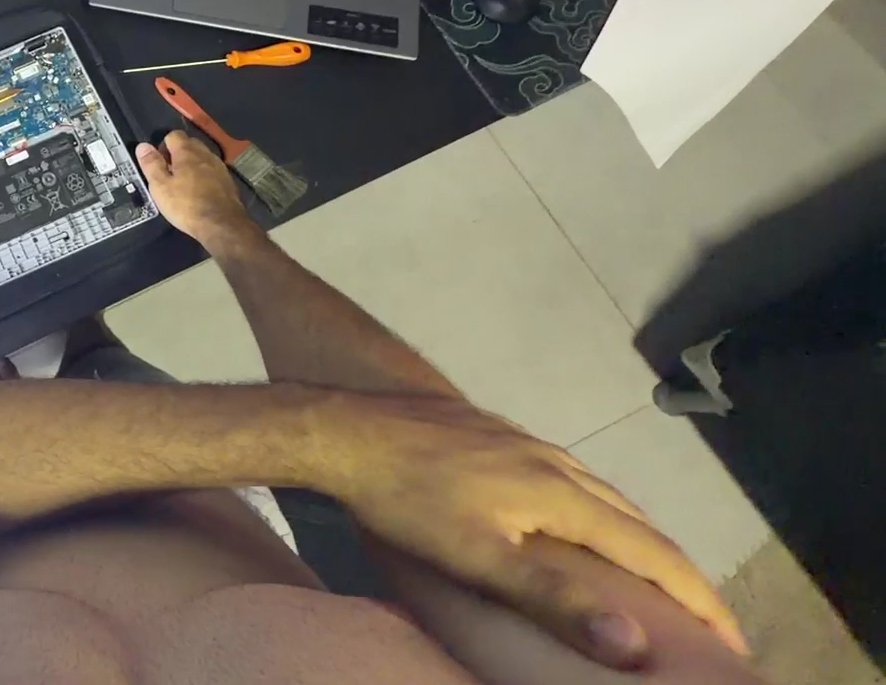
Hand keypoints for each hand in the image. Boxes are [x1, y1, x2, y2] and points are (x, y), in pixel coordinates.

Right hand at [134, 130, 257, 244]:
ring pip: (202, 157)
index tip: (159, 163)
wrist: (221, 225)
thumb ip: (151, 164)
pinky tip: (198, 192)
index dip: (163, 146)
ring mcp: (219, 167)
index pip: (174, 135)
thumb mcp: (160, 187)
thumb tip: (143, 146)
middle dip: (177, 154)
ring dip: (192, 165)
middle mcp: (205, 154)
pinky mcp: (228, 181)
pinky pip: (212, 170)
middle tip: (168, 173)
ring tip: (183, 184)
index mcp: (187, 152)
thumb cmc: (186, 205)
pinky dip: (203, 175)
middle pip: (189, 144)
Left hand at [312, 390, 747, 667]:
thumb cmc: (400, 496)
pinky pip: (546, 462)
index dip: (696, 596)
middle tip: (693, 608)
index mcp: (553, 487)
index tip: (731, 639)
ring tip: (635, 562)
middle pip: (625, 512)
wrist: (336, 429)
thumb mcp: (474, 556)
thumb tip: (639, 645)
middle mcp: (541, 453)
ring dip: (622, 524)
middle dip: (667, 561)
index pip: (650, 548)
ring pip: (585, 482)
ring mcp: (504, 431)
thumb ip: (552, 597)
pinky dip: (575, 494)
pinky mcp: (473, 422)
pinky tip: (556, 506)